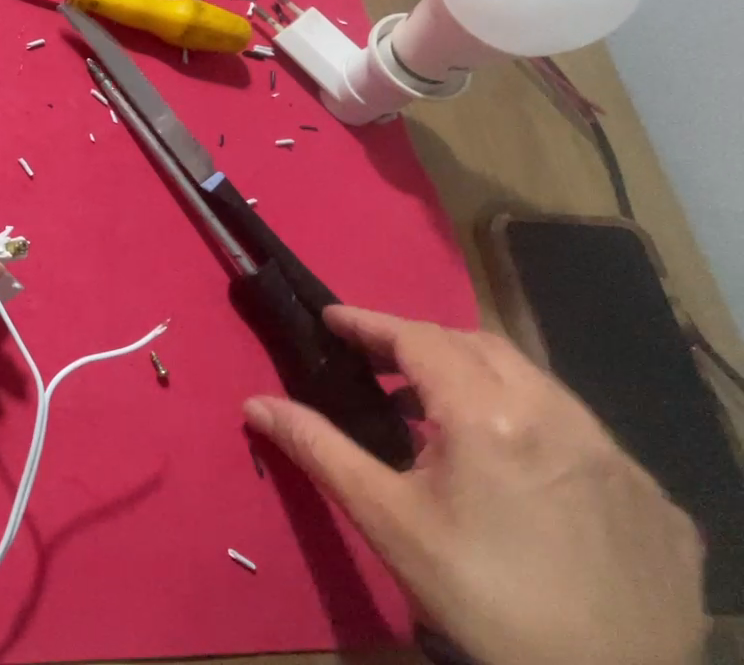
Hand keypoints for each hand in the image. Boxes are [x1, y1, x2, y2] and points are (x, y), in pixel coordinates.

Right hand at [244, 306, 707, 664]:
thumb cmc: (476, 591)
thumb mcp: (383, 516)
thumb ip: (318, 447)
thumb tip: (254, 404)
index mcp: (491, 416)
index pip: (422, 339)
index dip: (371, 323)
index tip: (332, 319)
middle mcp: (563, 420)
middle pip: (484, 347)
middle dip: (423, 342)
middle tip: (375, 361)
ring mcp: (619, 460)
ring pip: (540, 387)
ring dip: (479, 379)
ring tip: (436, 416)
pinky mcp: (655, 501)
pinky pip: (584, 439)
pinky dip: (532, 428)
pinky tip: (513, 475)